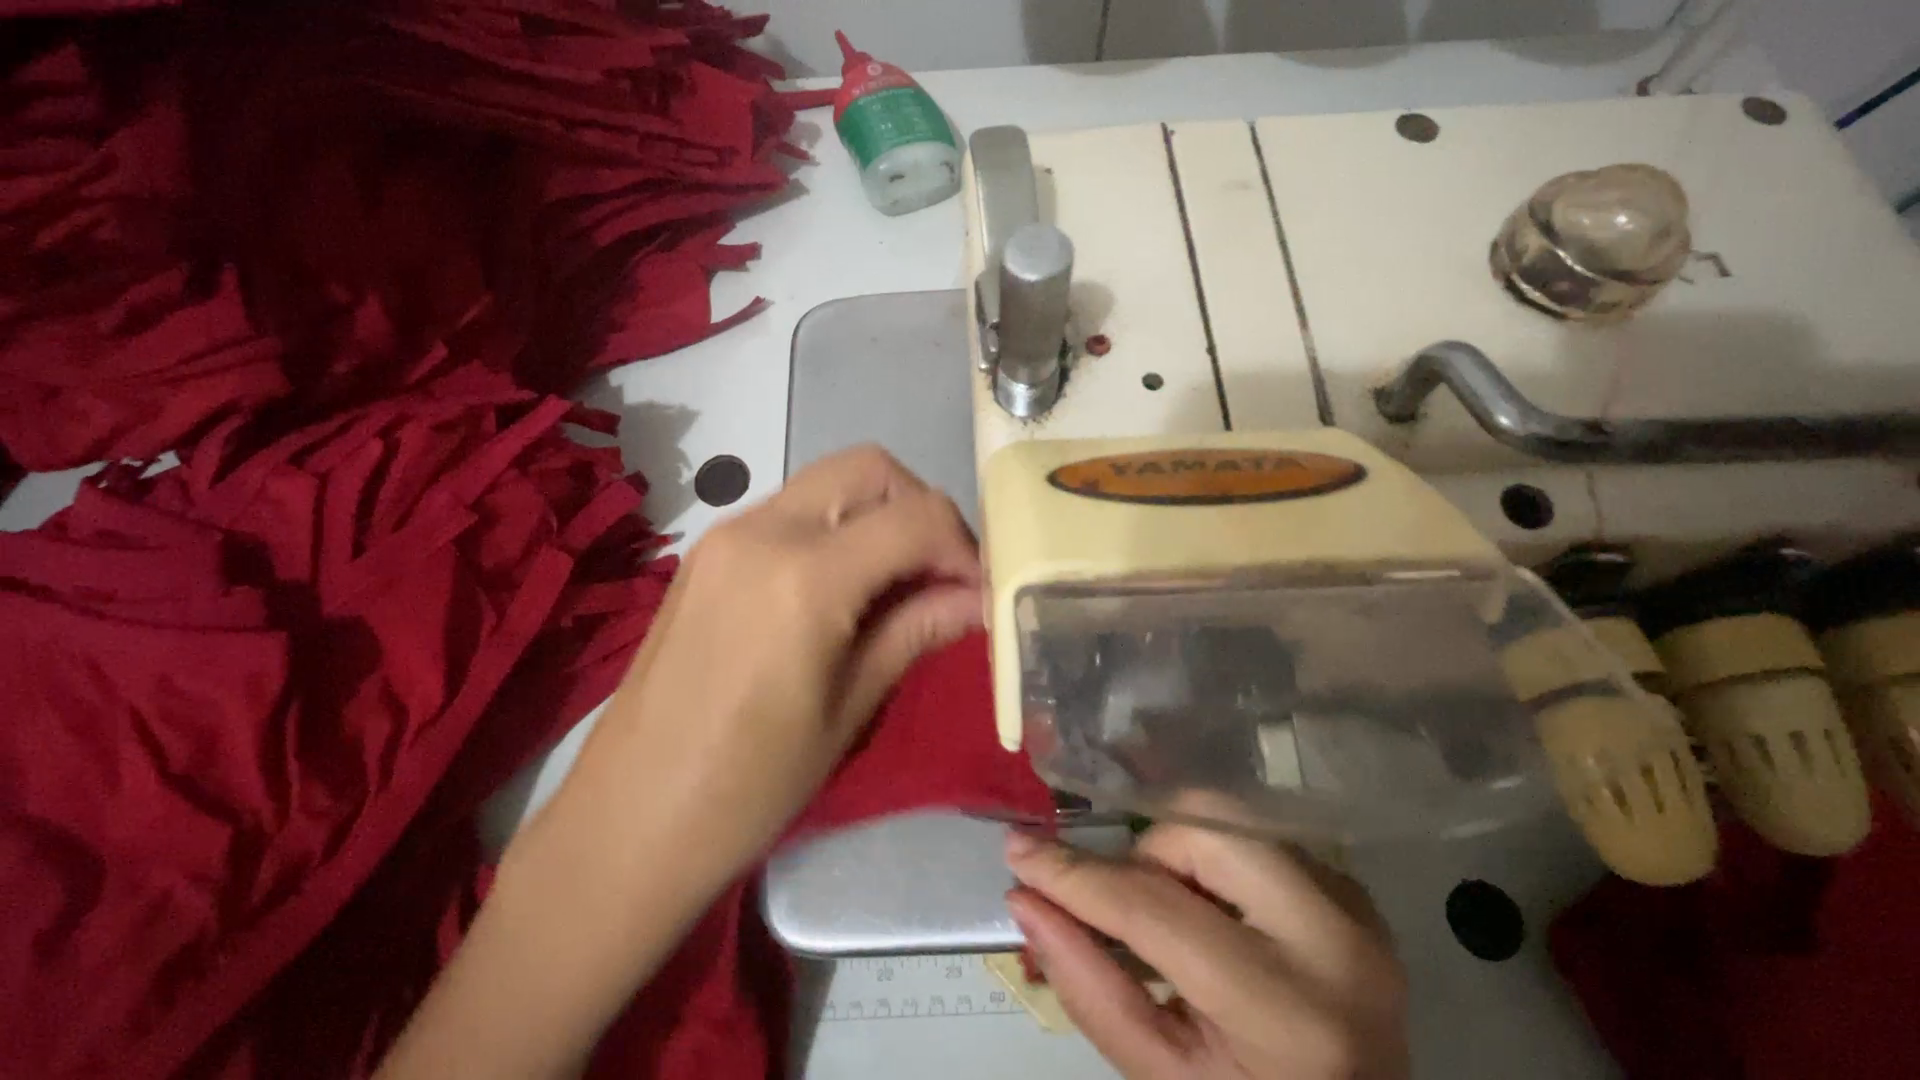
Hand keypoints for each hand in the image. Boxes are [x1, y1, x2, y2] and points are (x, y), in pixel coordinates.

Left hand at [378, 447, 982, 1079]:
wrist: (632, 819)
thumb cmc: (751, 784)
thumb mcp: (851, 707)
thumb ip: (916, 630)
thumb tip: (978, 598)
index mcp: (805, 575)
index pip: (915, 516)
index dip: (963, 546)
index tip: (980, 592)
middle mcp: (761, 530)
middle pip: (869, 469)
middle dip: (921, 508)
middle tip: (943, 573)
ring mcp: (724, 536)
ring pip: (826, 484)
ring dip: (876, 515)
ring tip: (901, 583)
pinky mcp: (704, 555)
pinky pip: (789, 513)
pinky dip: (834, 530)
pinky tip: (845, 590)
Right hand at [1004, 825, 1408, 1079]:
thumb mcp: (1162, 1074)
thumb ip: (1089, 987)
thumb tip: (1027, 900)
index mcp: (1284, 1009)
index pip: (1155, 910)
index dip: (1075, 877)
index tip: (1018, 851)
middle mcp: (1334, 938)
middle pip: (1205, 828)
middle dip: (1144, 855)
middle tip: (1124, 907)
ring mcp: (1355, 907)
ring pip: (1233, 820)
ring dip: (1182, 856)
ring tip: (1177, 918)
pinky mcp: (1355, 890)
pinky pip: (1262, 838)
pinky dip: (1220, 862)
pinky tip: (1220, 918)